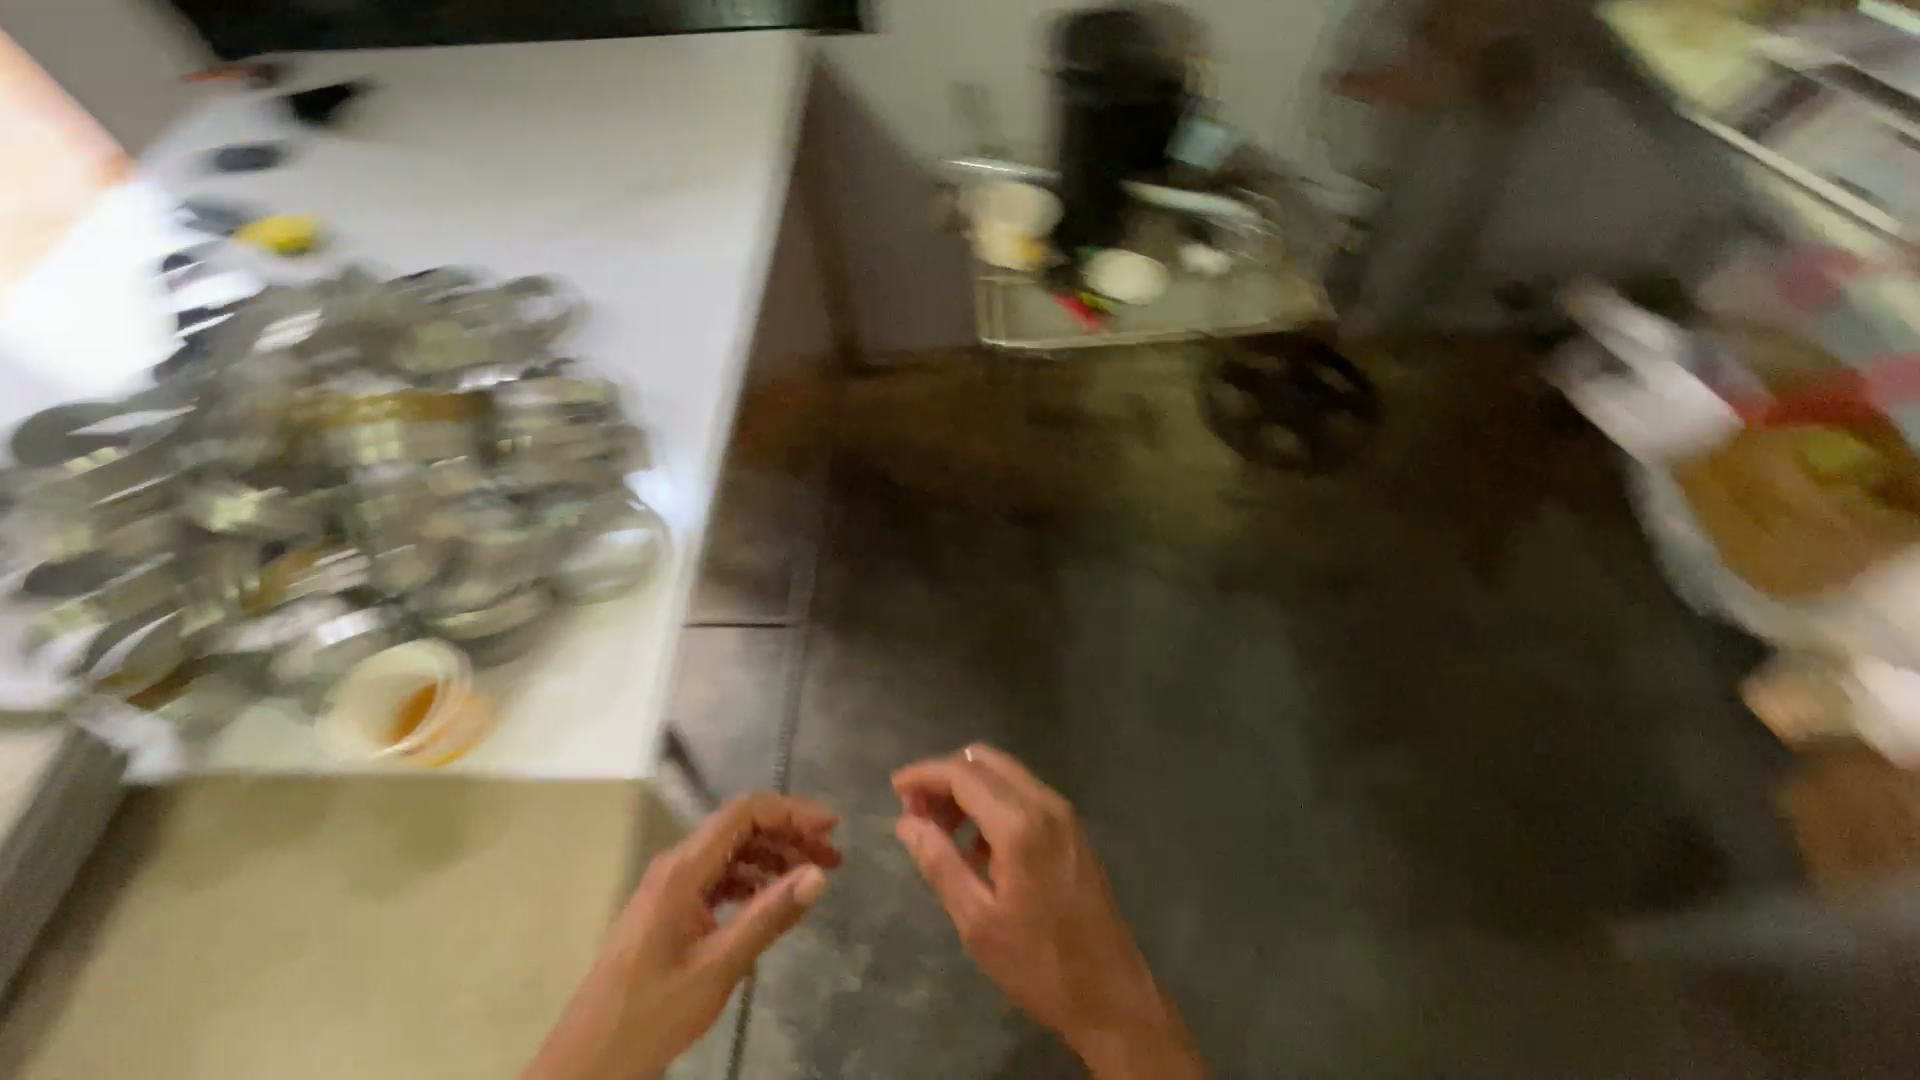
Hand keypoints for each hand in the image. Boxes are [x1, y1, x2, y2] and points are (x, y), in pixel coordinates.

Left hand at [525, 793, 840, 1079]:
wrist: (588, 1059)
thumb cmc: (652, 1013)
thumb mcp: (718, 967)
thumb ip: (768, 917)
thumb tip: (818, 875)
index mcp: (682, 871)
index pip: (742, 814)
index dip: (790, 812)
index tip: (829, 829)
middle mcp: (675, 867)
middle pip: (739, 828)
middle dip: (789, 834)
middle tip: (832, 857)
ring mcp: (669, 887)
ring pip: (730, 851)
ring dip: (773, 857)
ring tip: (811, 878)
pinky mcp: (669, 909)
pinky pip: (717, 877)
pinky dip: (752, 880)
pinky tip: (772, 902)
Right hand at [892, 745, 1203, 1079]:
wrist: (1112, 994)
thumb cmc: (1038, 964)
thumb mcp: (976, 921)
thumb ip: (938, 863)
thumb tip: (906, 821)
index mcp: (1020, 824)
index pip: (962, 773)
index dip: (924, 774)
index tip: (894, 789)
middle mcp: (1046, 804)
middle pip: (985, 761)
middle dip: (946, 776)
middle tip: (916, 811)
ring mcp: (1065, 815)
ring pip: (1006, 775)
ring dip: (969, 788)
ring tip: (941, 832)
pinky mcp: (1073, 830)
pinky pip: (1025, 795)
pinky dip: (994, 803)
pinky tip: (978, 849)